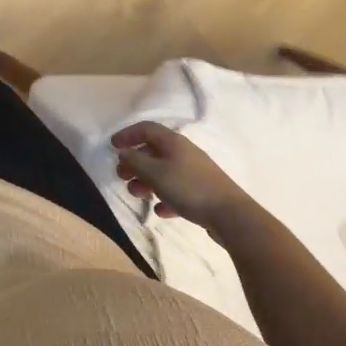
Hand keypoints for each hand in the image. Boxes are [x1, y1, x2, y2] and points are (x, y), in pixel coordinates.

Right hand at [111, 121, 255, 234]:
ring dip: (147, 181)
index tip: (113, 146)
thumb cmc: (189, 188)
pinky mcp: (203, 193)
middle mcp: (184, 153)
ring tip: (137, 194)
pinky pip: (178, 190)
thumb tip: (124, 152)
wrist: (232, 216)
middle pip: (154, 151)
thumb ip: (135, 161)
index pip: (146, 129)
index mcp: (173, 142)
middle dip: (135, 162)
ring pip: (164, 172)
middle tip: (121, 175)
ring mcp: (195, 173)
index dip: (127, 134)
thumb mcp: (155, 173)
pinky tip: (160, 211)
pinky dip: (165, 197)